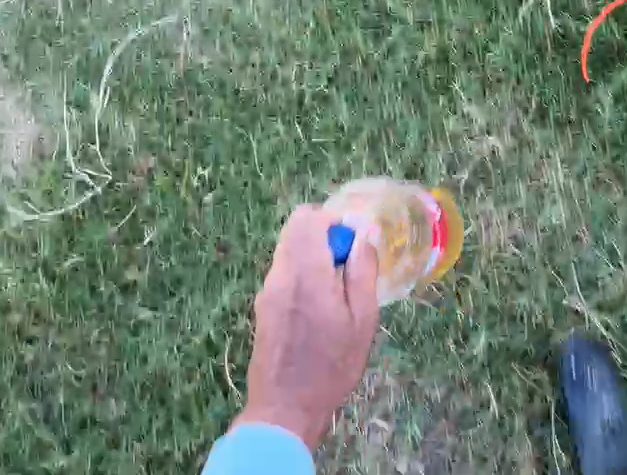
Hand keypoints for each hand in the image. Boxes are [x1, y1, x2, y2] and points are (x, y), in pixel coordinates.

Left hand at [235, 204, 380, 449]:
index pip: (309, 217)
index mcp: (306, 272)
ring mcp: (267, 290)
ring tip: (333, 289)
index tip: (351, 247)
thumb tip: (363, 236)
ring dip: (312, 254)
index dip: (333, 221)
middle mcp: (281, 274)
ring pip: (289, 248)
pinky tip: (317, 308)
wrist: (284, 409)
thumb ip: (362, 271)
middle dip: (323, 234)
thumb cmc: (331, 366)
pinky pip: (284, 271)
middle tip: (344, 265)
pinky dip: (302, 273)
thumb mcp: (362, 320)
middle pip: (295, 228)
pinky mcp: (263, 306)